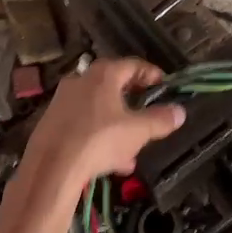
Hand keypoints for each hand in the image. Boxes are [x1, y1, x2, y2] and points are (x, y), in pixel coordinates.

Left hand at [24, 59, 185, 187]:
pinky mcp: (51, 123)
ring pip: (98, 110)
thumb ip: (160, 120)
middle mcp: (80, 81)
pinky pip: (82, 125)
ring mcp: (62, 102)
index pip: (132, 64)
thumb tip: (180, 111)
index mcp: (103, 75)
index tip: (163, 84)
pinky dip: (98, 137)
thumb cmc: (99, 140)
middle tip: (146, 115)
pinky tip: (109, 163)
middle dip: (132, 104)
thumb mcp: (137, 131)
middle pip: (112, 86)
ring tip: (131, 152)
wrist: (51, 167)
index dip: (150, 73)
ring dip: (116, 126)